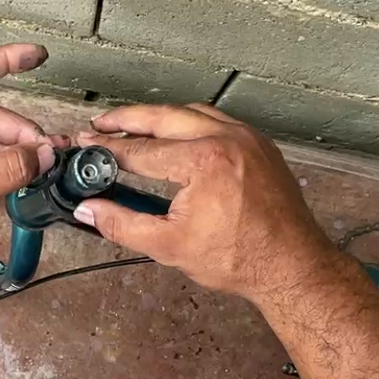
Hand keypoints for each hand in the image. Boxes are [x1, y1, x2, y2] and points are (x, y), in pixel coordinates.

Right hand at [73, 102, 334, 304]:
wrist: (292, 265)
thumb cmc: (241, 258)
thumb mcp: (168, 246)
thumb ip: (122, 224)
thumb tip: (89, 211)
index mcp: (203, 161)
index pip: (142, 150)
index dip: (109, 149)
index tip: (87, 144)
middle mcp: (227, 139)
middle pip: (164, 117)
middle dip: (127, 119)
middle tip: (101, 123)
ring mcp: (247, 138)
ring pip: (191, 113)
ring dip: (158, 116)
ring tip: (132, 125)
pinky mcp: (259, 145)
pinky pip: (216, 120)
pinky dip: (189, 121)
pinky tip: (175, 133)